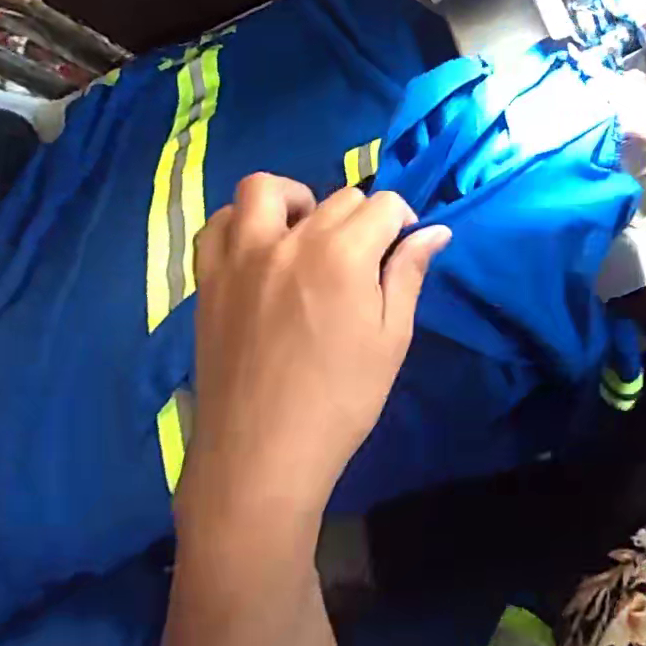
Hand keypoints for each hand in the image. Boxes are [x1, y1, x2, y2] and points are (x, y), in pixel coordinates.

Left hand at [180, 173, 451, 531]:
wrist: (262, 456)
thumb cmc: (340, 402)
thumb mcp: (391, 339)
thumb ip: (409, 274)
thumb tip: (435, 230)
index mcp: (343, 254)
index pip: (383, 204)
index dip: (402, 221)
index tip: (401, 251)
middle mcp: (291, 239)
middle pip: (339, 198)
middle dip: (362, 220)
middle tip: (363, 262)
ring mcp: (242, 255)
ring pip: (268, 189)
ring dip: (297, 200)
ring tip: (307, 235)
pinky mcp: (209, 277)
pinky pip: (219, 223)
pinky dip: (242, 222)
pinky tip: (259, 248)